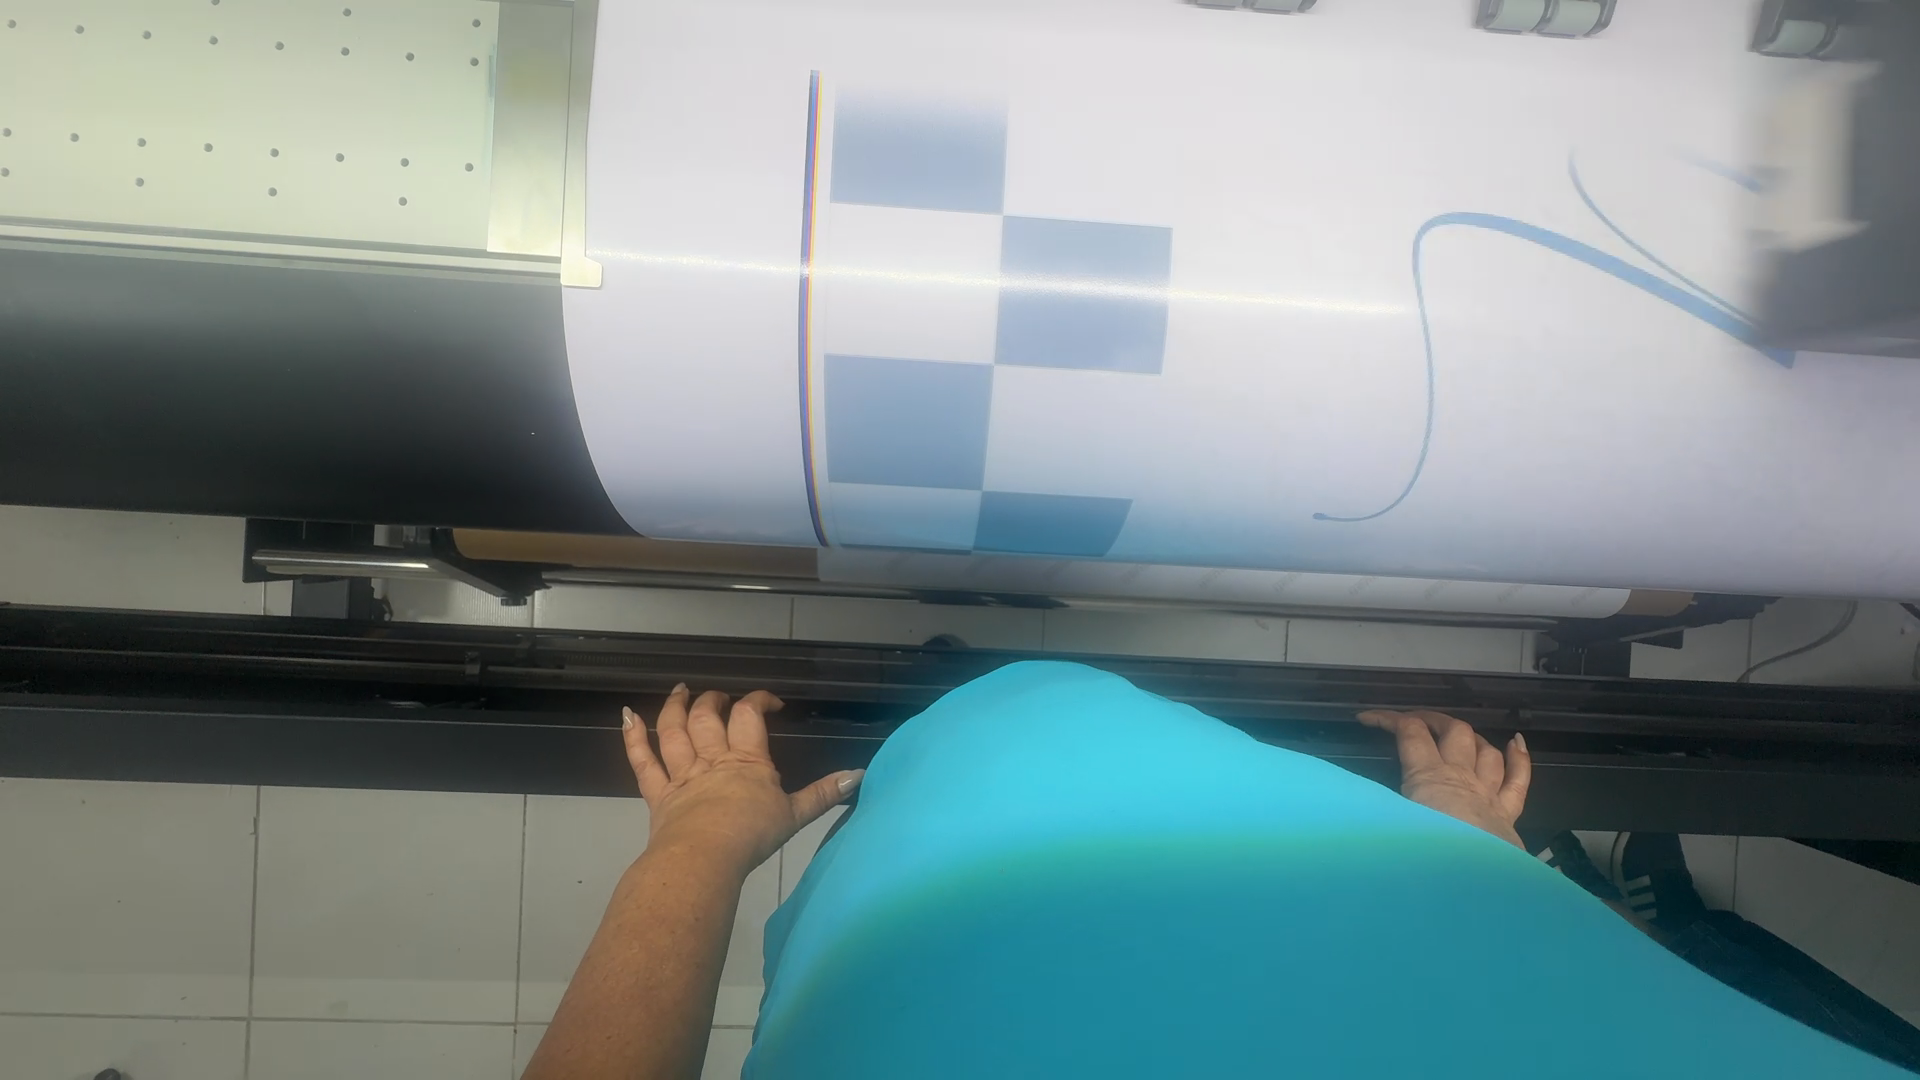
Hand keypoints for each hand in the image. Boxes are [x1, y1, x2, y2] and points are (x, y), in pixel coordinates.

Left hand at [622, 685, 862, 876]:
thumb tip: (857, 774)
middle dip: (715, 701)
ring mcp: (682, 774)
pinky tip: (627, 716)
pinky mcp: (658, 794)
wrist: (704, 860)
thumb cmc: (751, 836)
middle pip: (710, 718)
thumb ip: (824, 793)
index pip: (752, 715)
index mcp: (747, 760)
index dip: (760, 701)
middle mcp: (713, 759)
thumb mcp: (795, 814)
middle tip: (720, 696)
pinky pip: (642, 761)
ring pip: (675, 731)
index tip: (772, 702)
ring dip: (676, 707)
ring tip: (680, 690)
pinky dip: (633, 737)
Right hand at [1357, 709, 1530, 847]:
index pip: (1408, 731)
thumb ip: (1377, 800)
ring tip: (1453, 735)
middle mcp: (1461, 776)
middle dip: (1430, 719)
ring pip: (1485, 750)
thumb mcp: (1391, 819)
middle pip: (1453, 730)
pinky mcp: (1508, 813)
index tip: (1364, 718)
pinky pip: (1519, 779)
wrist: (1477, 885)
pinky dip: (1519, 758)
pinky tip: (1516, 743)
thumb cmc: (1428, 851)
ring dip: (1468, 736)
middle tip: (1411, 722)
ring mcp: (1488, 793)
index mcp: (1428, 775)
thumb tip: (1354, 793)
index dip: (1386, 717)